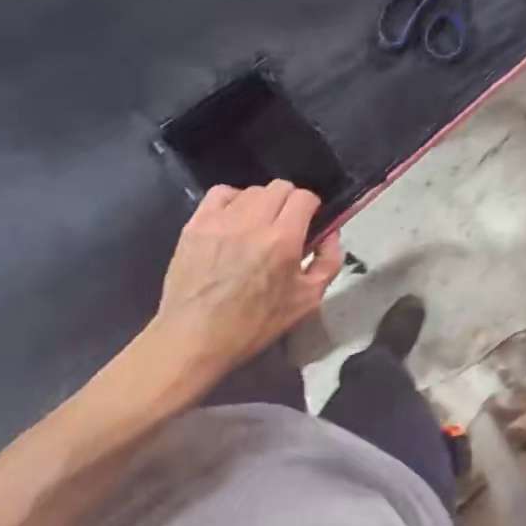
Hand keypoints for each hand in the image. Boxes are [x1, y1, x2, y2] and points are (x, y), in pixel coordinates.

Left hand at [150, 181, 341, 379]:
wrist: (194, 338)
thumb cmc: (253, 325)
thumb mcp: (306, 301)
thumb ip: (328, 262)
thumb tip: (331, 233)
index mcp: (283, 240)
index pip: (305, 197)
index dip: (311, 207)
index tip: (308, 223)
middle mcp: (253, 222)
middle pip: (280, 187)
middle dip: (289, 201)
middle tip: (285, 225)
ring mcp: (222, 220)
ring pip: (252, 190)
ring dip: (262, 204)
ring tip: (256, 227)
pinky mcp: (197, 223)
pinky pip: (221, 193)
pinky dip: (232, 200)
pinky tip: (233, 220)